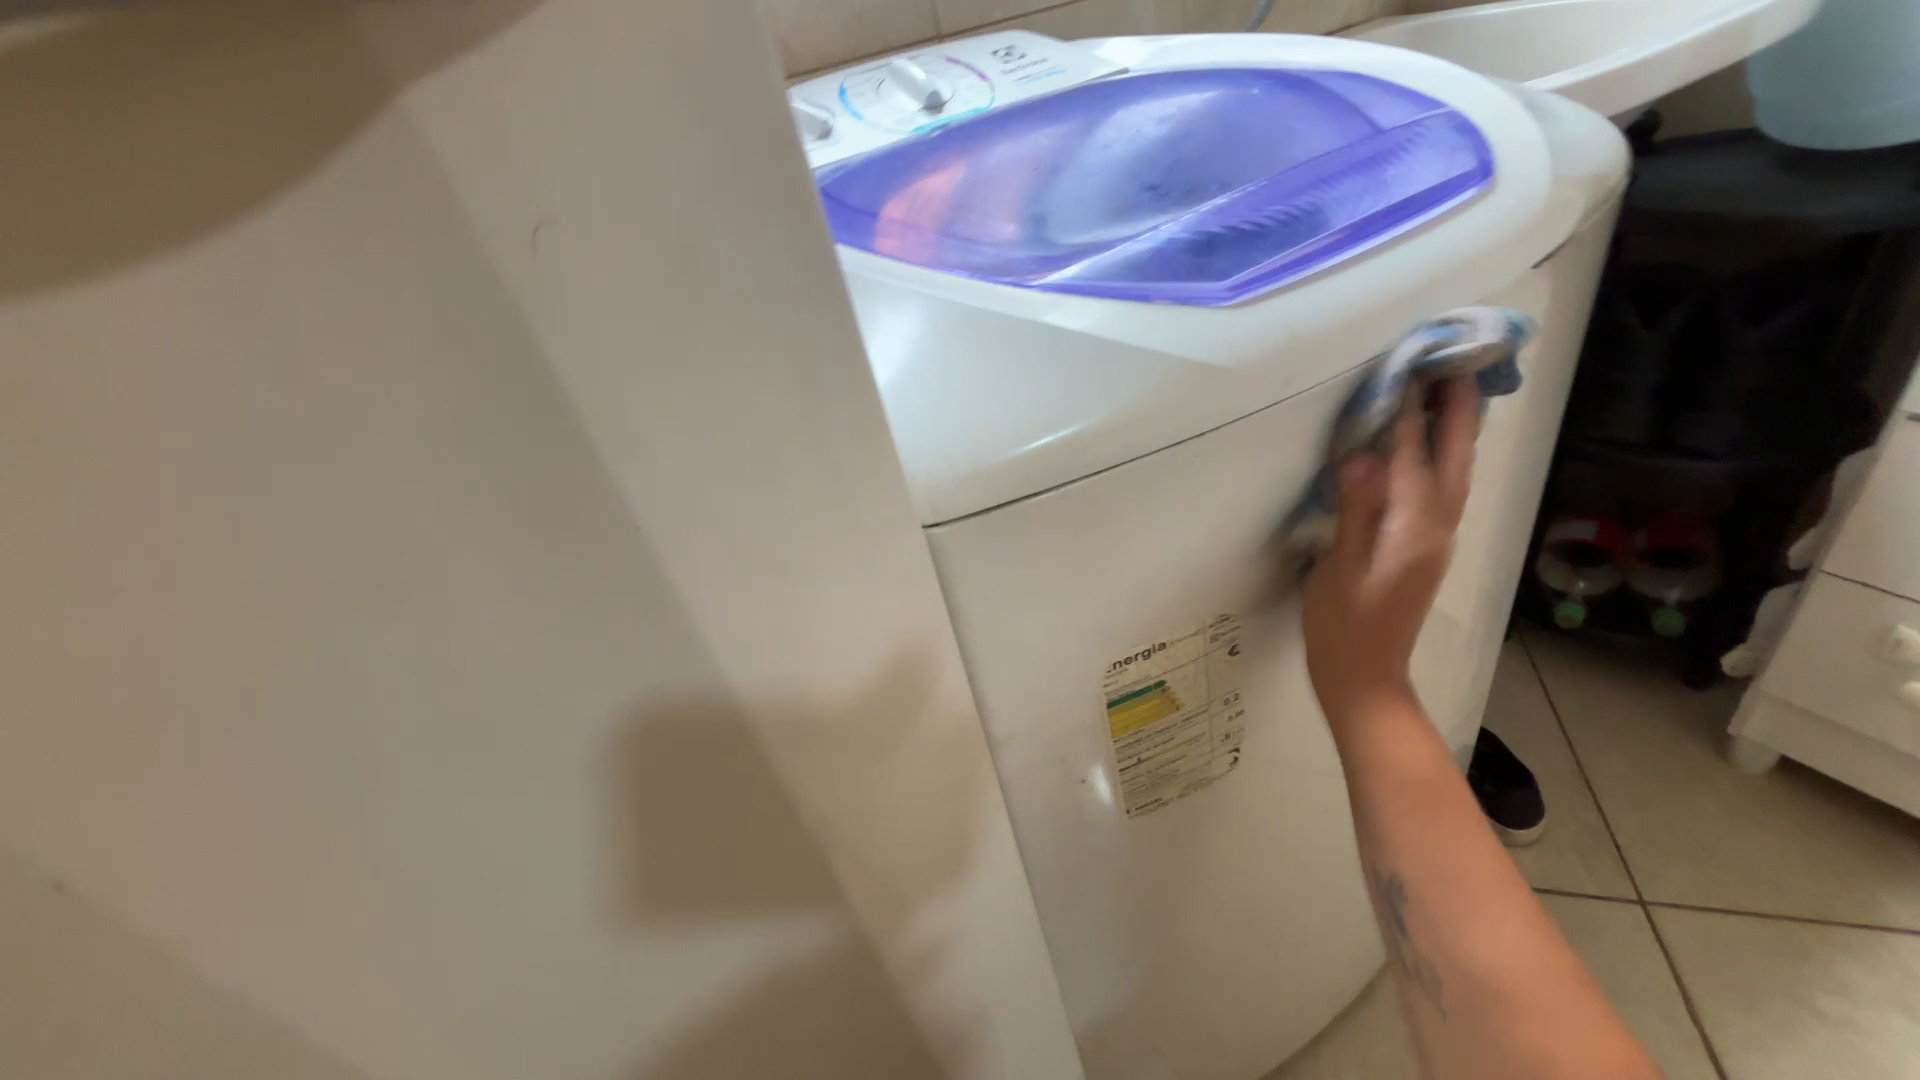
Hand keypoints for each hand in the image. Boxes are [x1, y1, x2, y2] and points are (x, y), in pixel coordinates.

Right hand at [1303, 377, 1479, 720]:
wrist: (1365, 676)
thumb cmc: (1341, 625)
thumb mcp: (1337, 567)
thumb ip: (1354, 509)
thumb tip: (1360, 457)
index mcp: (1411, 530)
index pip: (1413, 458)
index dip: (1411, 414)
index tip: (1410, 369)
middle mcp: (1436, 529)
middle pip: (1454, 460)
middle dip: (1457, 413)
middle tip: (1455, 366)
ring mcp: (1437, 541)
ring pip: (1457, 475)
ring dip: (1458, 433)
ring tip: (1452, 394)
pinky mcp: (1427, 550)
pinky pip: (1445, 491)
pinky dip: (1446, 460)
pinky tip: (1434, 450)